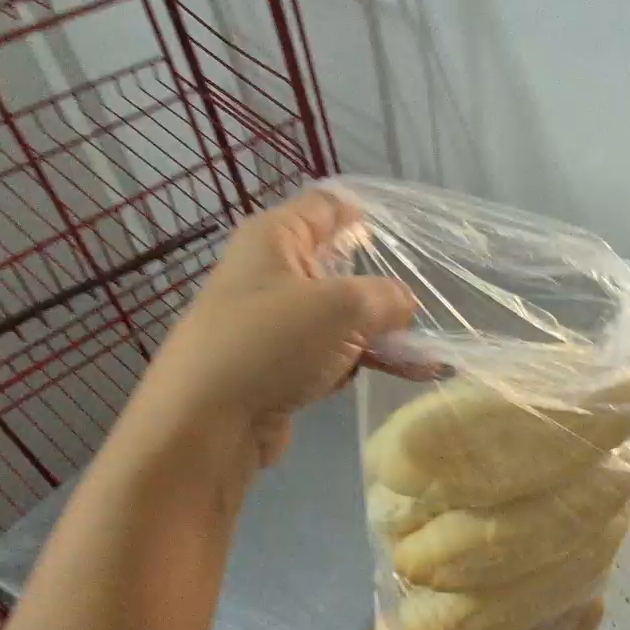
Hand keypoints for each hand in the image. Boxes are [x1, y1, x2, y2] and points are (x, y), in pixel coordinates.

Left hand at [119, 191, 415, 469]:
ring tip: (423, 355)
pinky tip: (392, 377)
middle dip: (379, 285)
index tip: (406, 233)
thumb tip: (403, 305)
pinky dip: (356, 362)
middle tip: (421, 305)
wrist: (206, 424)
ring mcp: (269, 323)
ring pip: (336, 317)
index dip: (363, 213)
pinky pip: (327, 354)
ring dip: (376, 332)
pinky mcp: (274, 367)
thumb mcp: (343, 307)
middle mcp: (268, 273)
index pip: (326, 206)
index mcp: (274, 238)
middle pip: (336, 266)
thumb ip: (386, 298)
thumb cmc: (271, 343)